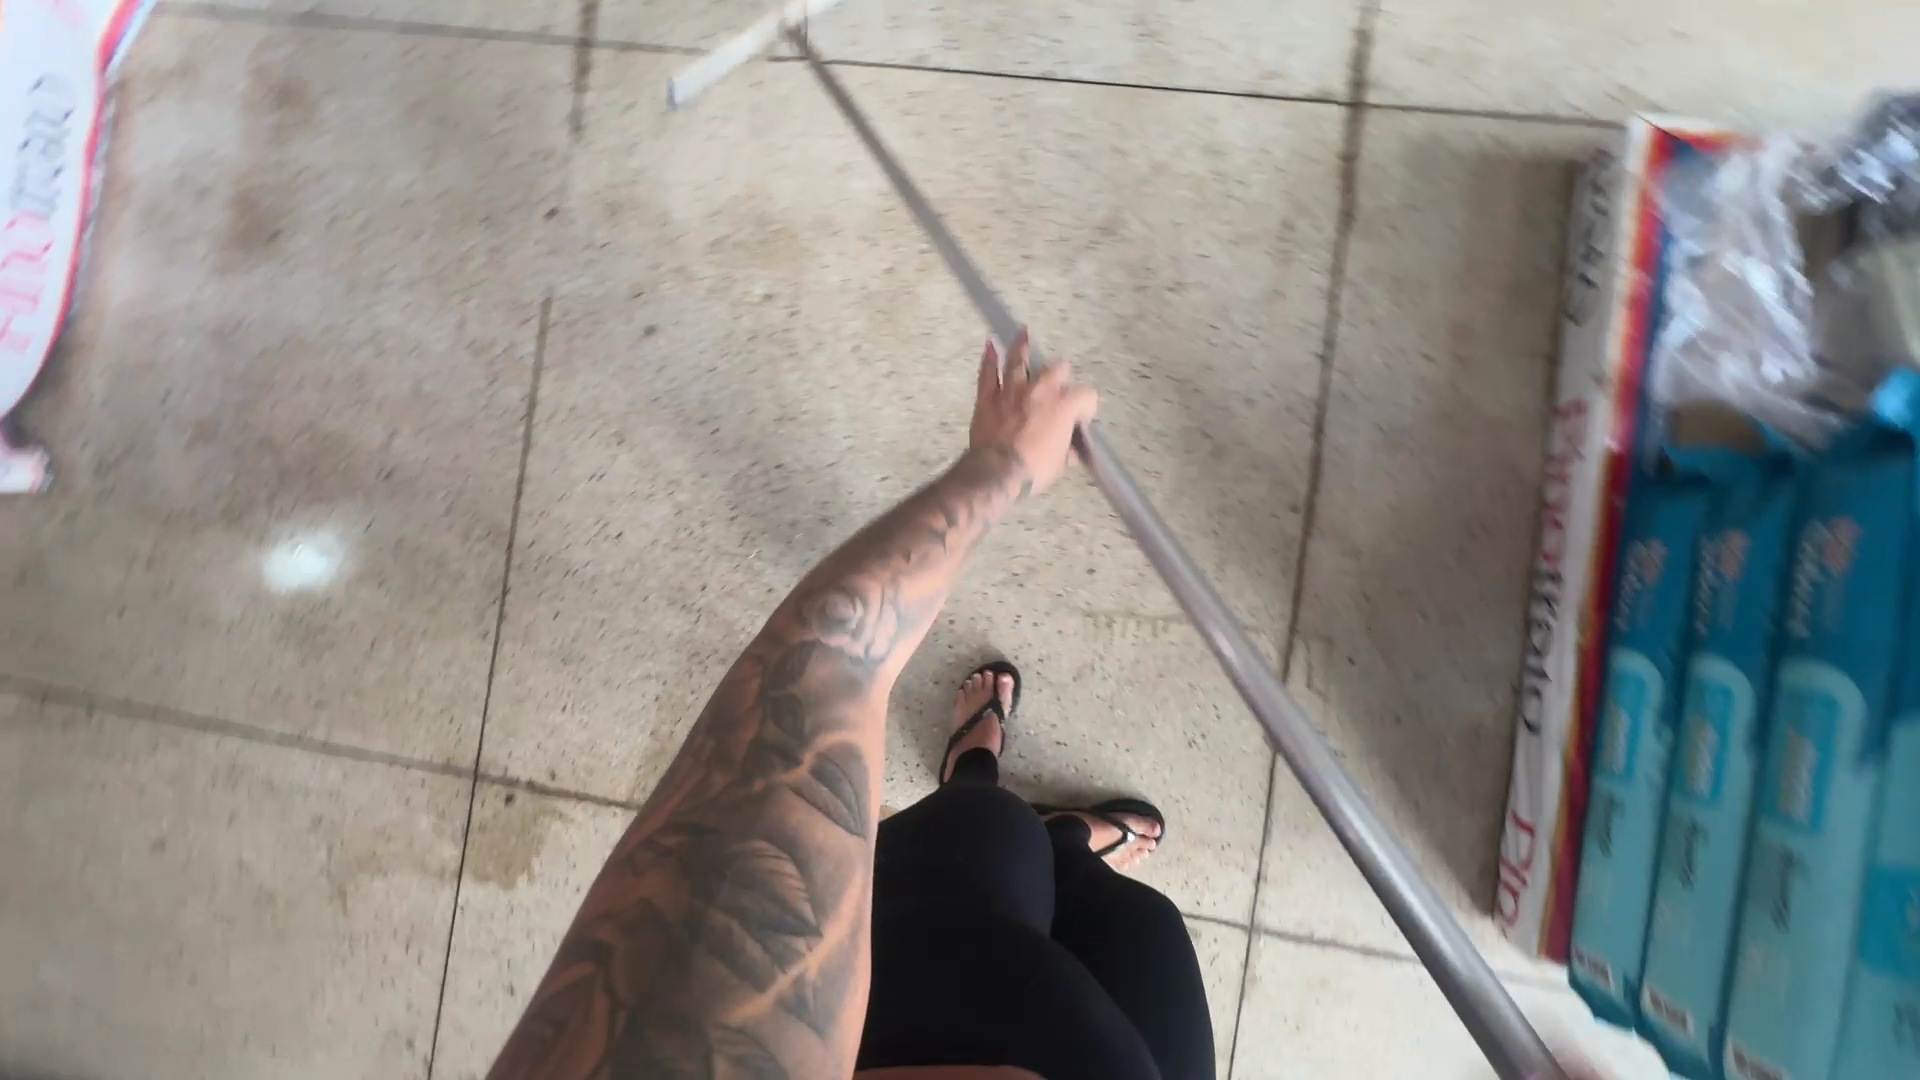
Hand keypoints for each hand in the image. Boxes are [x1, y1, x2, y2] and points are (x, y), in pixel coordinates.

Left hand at [968, 328, 1098, 494]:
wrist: (998, 472)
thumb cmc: (1033, 469)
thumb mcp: (1059, 463)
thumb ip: (1066, 449)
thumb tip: (1069, 451)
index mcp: (1064, 406)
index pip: (1086, 396)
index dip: (1087, 407)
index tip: (1082, 417)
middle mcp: (1041, 391)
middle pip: (1057, 369)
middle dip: (1061, 374)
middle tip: (1059, 379)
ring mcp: (1013, 390)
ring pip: (1019, 360)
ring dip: (1022, 346)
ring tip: (1023, 334)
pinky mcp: (989, 398)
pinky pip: (988, 372)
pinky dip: (989, 358)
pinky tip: (990, 346)